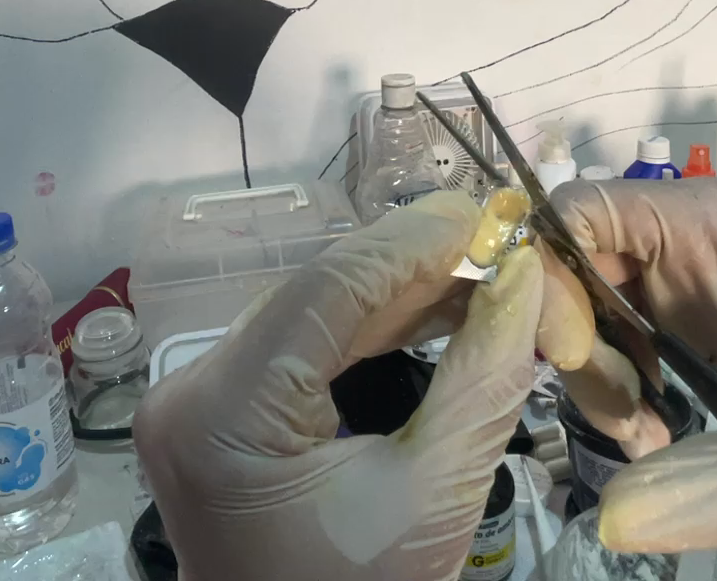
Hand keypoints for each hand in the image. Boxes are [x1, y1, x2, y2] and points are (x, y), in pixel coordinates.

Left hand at [132, 191, 543, 580]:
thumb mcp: (433, 501)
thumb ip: (482, 378)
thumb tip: (523, 277)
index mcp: (223, 413)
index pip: (326, 289)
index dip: (413, 241)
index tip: (484, 215)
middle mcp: (193, 386)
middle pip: (319, 294)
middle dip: (414, 264)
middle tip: (494, 239)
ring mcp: (201, 395)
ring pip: (315, 312)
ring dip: (401, 290)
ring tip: (480, 269)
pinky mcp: (223, 406)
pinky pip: (306, 345)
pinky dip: (373, 326)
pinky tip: (435, 307)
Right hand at [549, 177, 716, 580]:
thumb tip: (611, 520)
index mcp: (705, 223)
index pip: (578, 209)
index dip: (548, 267)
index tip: (567, 353)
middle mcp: (676, 241)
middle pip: (568, 263)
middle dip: (570, 339)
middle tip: (620, 411)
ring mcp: (676, 283)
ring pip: (580, 308)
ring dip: (593, 375)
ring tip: (647, 439)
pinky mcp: (681, 326)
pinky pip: (611, 344)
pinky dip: (615, 391)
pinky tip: (654, 438)